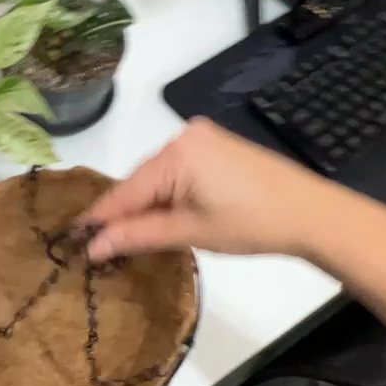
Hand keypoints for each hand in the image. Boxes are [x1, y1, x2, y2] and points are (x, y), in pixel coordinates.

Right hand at [83, 119, 375, 260]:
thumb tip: (93, 247)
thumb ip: (137, 235)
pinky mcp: (216, 146)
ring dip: (147, 206)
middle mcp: (183, 136)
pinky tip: (168, 216)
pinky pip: (177, 172)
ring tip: (136, 238)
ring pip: (157, 178)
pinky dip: (168, 194)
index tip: (73, 240)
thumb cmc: (252, 224)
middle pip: (139, 182)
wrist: (312, 213)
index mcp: (176, 153)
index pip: (125, 191)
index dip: (99, 219)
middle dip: (125, 214)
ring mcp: (202, 138)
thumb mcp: (190, 232)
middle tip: (106, 249)